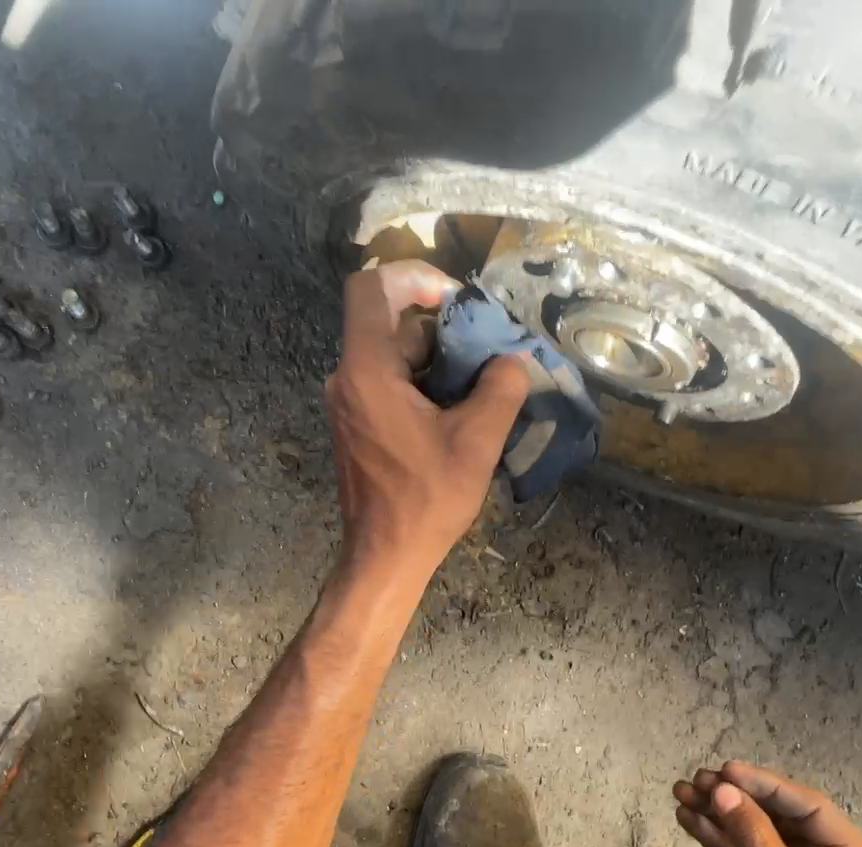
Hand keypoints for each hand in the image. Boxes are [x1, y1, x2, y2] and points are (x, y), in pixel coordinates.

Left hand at [327, 260, 527, 582]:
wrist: (384, 556)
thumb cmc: (425, 500)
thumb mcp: (477, 441)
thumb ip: (501, 388)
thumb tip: (514, 359)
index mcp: (367, 372)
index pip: (370, 288)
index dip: (412, 276)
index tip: (455, 299)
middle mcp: (346, 378)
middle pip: (387, 321)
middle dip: (438, 326)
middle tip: (483, 348)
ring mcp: (347, 402)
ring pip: (390, 353)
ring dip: (434, 358)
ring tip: (478, 382)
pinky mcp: (355, 423)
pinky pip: (385, 381)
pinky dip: (420, 382)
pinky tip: (456, 409)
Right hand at [674, 762, 861, 846]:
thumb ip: (757, 840)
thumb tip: (724, 791)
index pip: (810, 808)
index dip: (768, 785)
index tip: (727, 770)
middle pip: (777, 816)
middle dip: (737, 797)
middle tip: (698, 780)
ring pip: (753, 833)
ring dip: (718, 814)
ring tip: (681, 792)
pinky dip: (714, 837)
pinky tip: (688, 819)